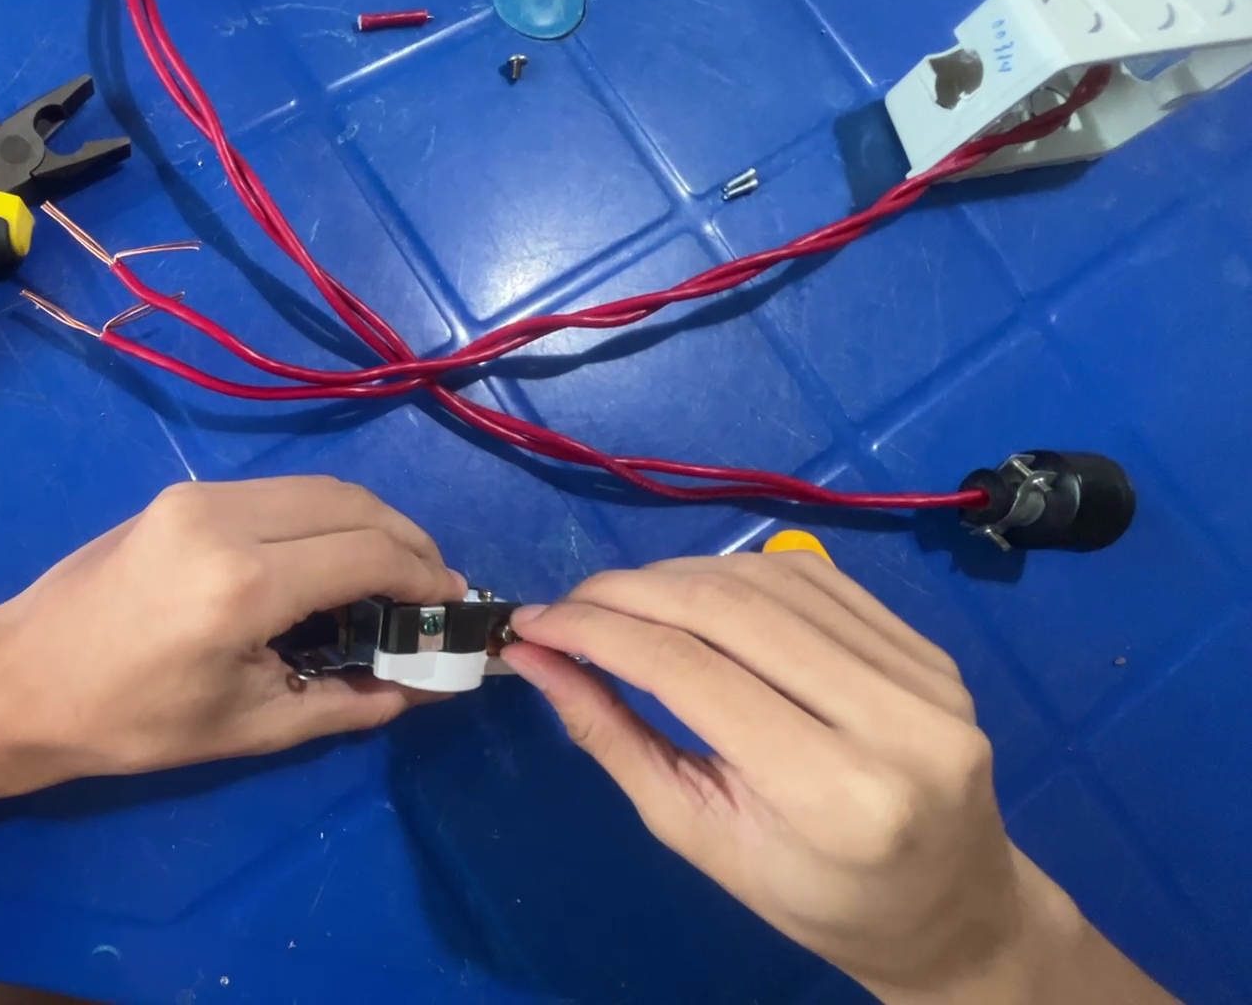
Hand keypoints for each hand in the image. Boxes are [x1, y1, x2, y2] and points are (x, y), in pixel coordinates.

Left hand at [0, 478, 463, 782]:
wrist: (23, 677)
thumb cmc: (132, 723)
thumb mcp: (250, 727)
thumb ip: (350, 704)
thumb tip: (423, 689)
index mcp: (245, 584)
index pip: (369, 555)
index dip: (424, 577)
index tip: (451, 605)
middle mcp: (227, 519)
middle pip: (353, 504)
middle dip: (407, 540)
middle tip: (430, 587)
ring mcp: (200, 495)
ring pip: (318, 488)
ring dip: (368, 523)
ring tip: (388, 571)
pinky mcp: (183, 492)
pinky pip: (278, 493)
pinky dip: (322, 517)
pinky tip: (326, 557)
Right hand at [503, 553, 1168, 1003]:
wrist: (953, 912)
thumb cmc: (809, 895)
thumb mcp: (688, 829)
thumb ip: (607, 733)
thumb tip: (533, 656)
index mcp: (832, 792)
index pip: (684, 670)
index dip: (592, 631)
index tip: (530, 623)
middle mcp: (892, 719)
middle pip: (722, 608)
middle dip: (620, 592)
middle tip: (563, 607)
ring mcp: (922, 674)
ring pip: (758, 579)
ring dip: (665, 577)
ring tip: (617, 604)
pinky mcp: (927, 647)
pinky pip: (802, 576)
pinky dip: (723, 571)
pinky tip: (688, 594)